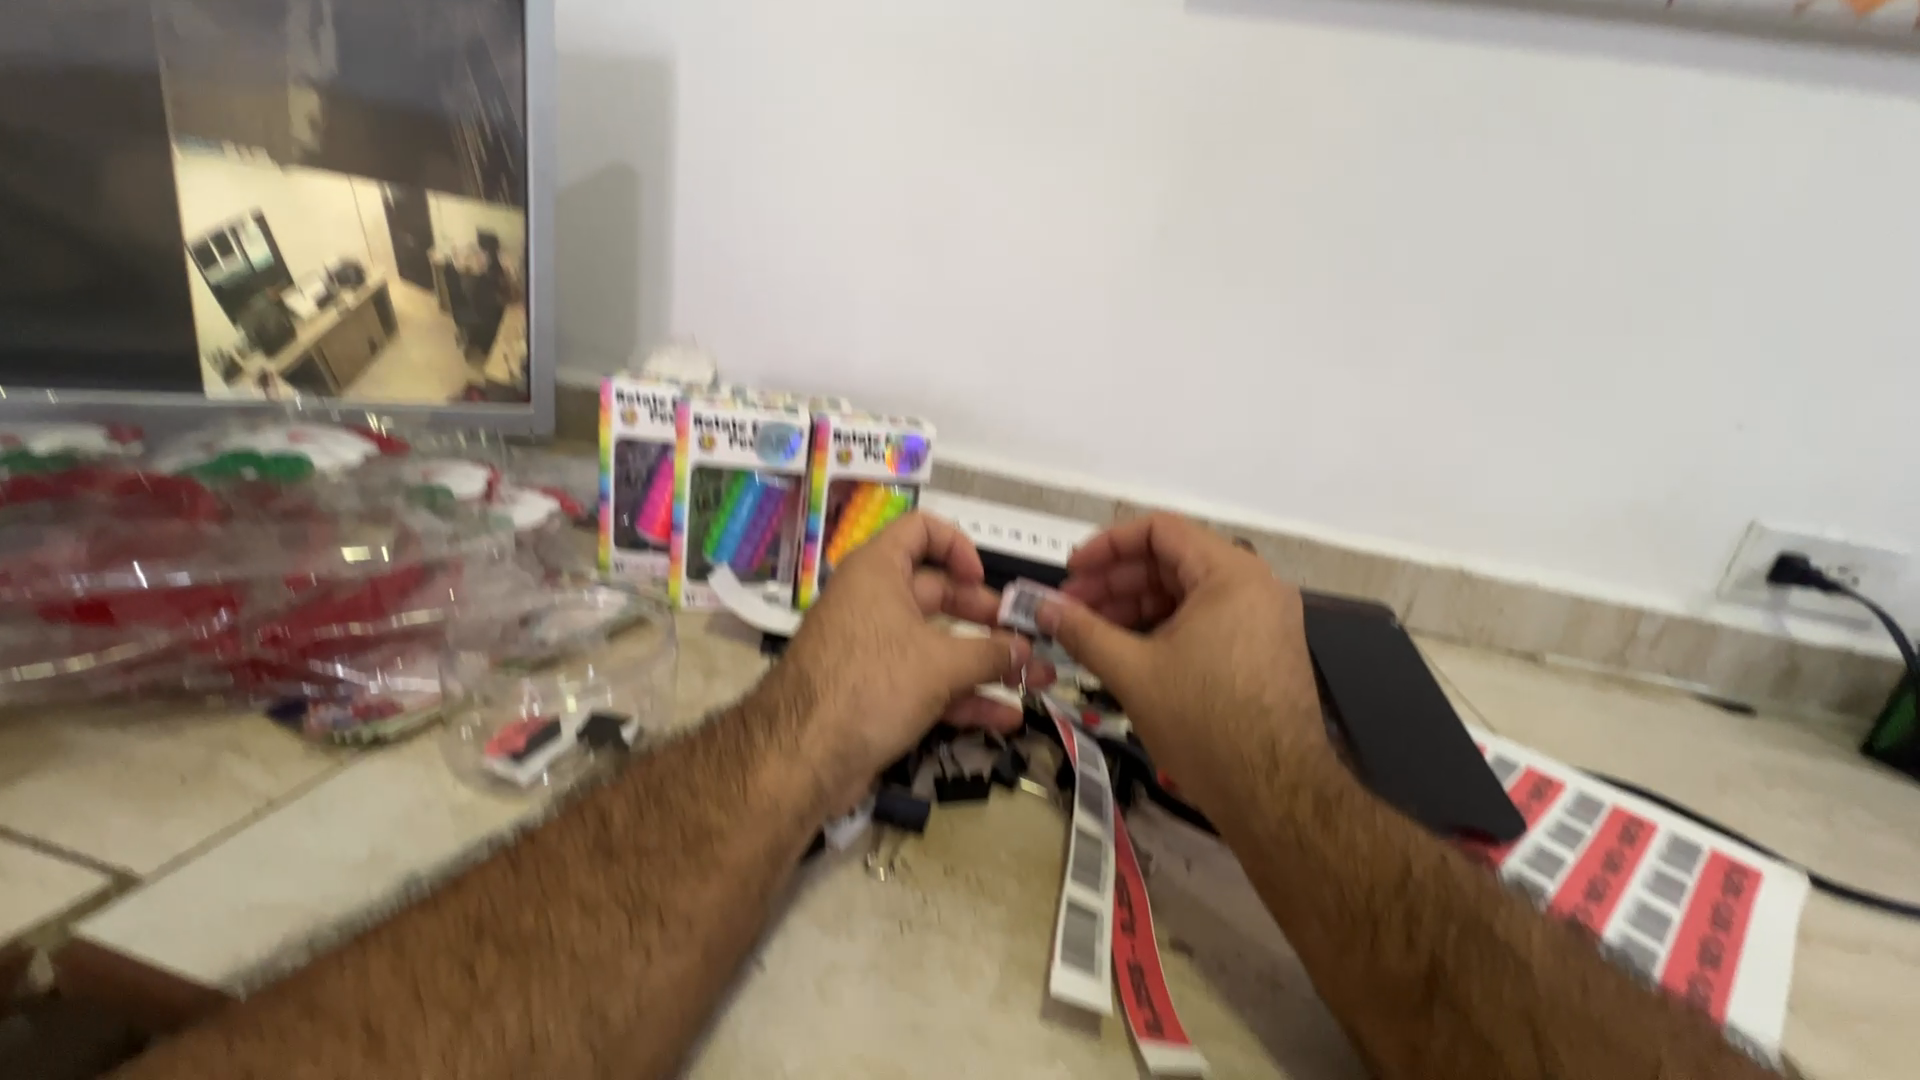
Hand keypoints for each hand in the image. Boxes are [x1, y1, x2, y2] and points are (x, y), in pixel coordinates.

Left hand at [768, 512, 1052, 784]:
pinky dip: (963, 697)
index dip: (958, 546)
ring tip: (1034, 680)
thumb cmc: (871, 685)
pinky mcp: (876, 691)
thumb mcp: (940, 664)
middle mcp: (874, 602)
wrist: (800, 758)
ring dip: (985, 663)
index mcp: (878, 571)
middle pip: (939, 593)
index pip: (920, 531)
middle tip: (1024, 638)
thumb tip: (1027, 651)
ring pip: (938, 644)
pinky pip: (927, 682)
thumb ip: (991, 653)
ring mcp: (874, 649)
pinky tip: (1004, 717)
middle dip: (987, 617)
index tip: (984, 580)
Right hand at [1037, 513, 1327, 805]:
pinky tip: (1127, 649)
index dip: (1106, 546)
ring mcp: (1263, 618)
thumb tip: (1043, 608)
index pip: (1160, 530)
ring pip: (1187, 592)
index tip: (1071, 572)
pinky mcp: (1262, 648)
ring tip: (1090, 632)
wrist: (1275, 795)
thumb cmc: (1205, 724)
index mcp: (1231, 574)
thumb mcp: (1133, 672)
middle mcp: (1255, 585)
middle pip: (1172, 560)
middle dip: (1115, 581)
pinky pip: (1205, 618)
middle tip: (1070, 608)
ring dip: (1135, 605)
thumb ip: (1083, 630)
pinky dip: (1163, 626)